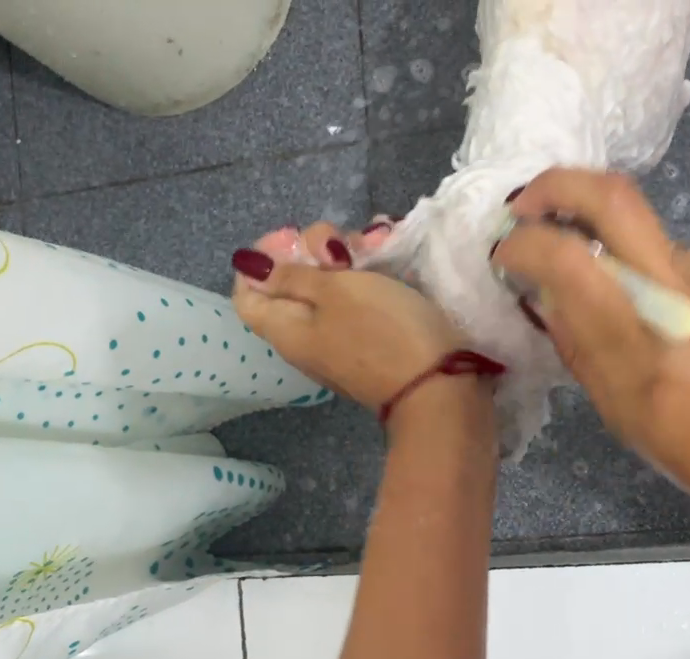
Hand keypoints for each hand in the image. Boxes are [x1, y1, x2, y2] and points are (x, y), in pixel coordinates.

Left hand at [232, 222, 465, 410]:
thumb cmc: (384, 333)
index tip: (291, 241)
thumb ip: (291, 276)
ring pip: (332, 290)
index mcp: (287, 330)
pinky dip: (372, 279)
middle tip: (342, 246)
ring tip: (377, 246)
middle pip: (293, 286)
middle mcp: (309, 338)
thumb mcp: (335, 291)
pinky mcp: (377, 342)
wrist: (441, 387)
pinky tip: (391, 260)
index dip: (261, 261)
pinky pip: (362, 305)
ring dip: (350, 261)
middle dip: (313, 252)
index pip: (248, 294)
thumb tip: (250, 267)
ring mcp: (345, 342)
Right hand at [491, 169, 689, 522]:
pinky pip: (673, 264)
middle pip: (615, 197)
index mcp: (646, 340)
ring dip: (604, 248)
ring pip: (643, 237)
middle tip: (522, 210)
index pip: (572, 259)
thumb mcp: (625, 417)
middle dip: (556, 187)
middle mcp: (683, 289)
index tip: (503, 254)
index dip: (525, 244)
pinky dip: (644, 278)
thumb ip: (584, 351)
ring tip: (592, 298)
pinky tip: (651, 324)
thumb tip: (549, 300)